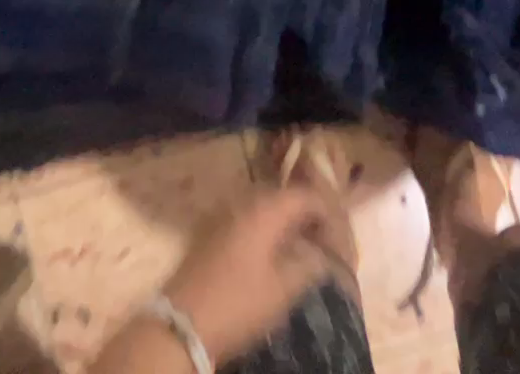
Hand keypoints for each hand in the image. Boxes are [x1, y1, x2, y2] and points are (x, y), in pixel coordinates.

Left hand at [161, 187, 349, 363]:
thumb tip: (321, 255)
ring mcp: (222, 214)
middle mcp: (244, 202)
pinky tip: (268, 251)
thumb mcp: (283, 290)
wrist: (181, 324)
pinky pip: (245, 217)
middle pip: (283, 196)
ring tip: (297, 245)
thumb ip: (308, 266)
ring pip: (262, 206)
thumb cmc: (238, 304)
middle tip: (320, 239)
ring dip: (282, 219)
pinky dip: (262, 226)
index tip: (338, 235)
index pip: (305, 196)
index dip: (326, 212)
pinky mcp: (209, 230)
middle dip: (304, 213)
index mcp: (266, 210)